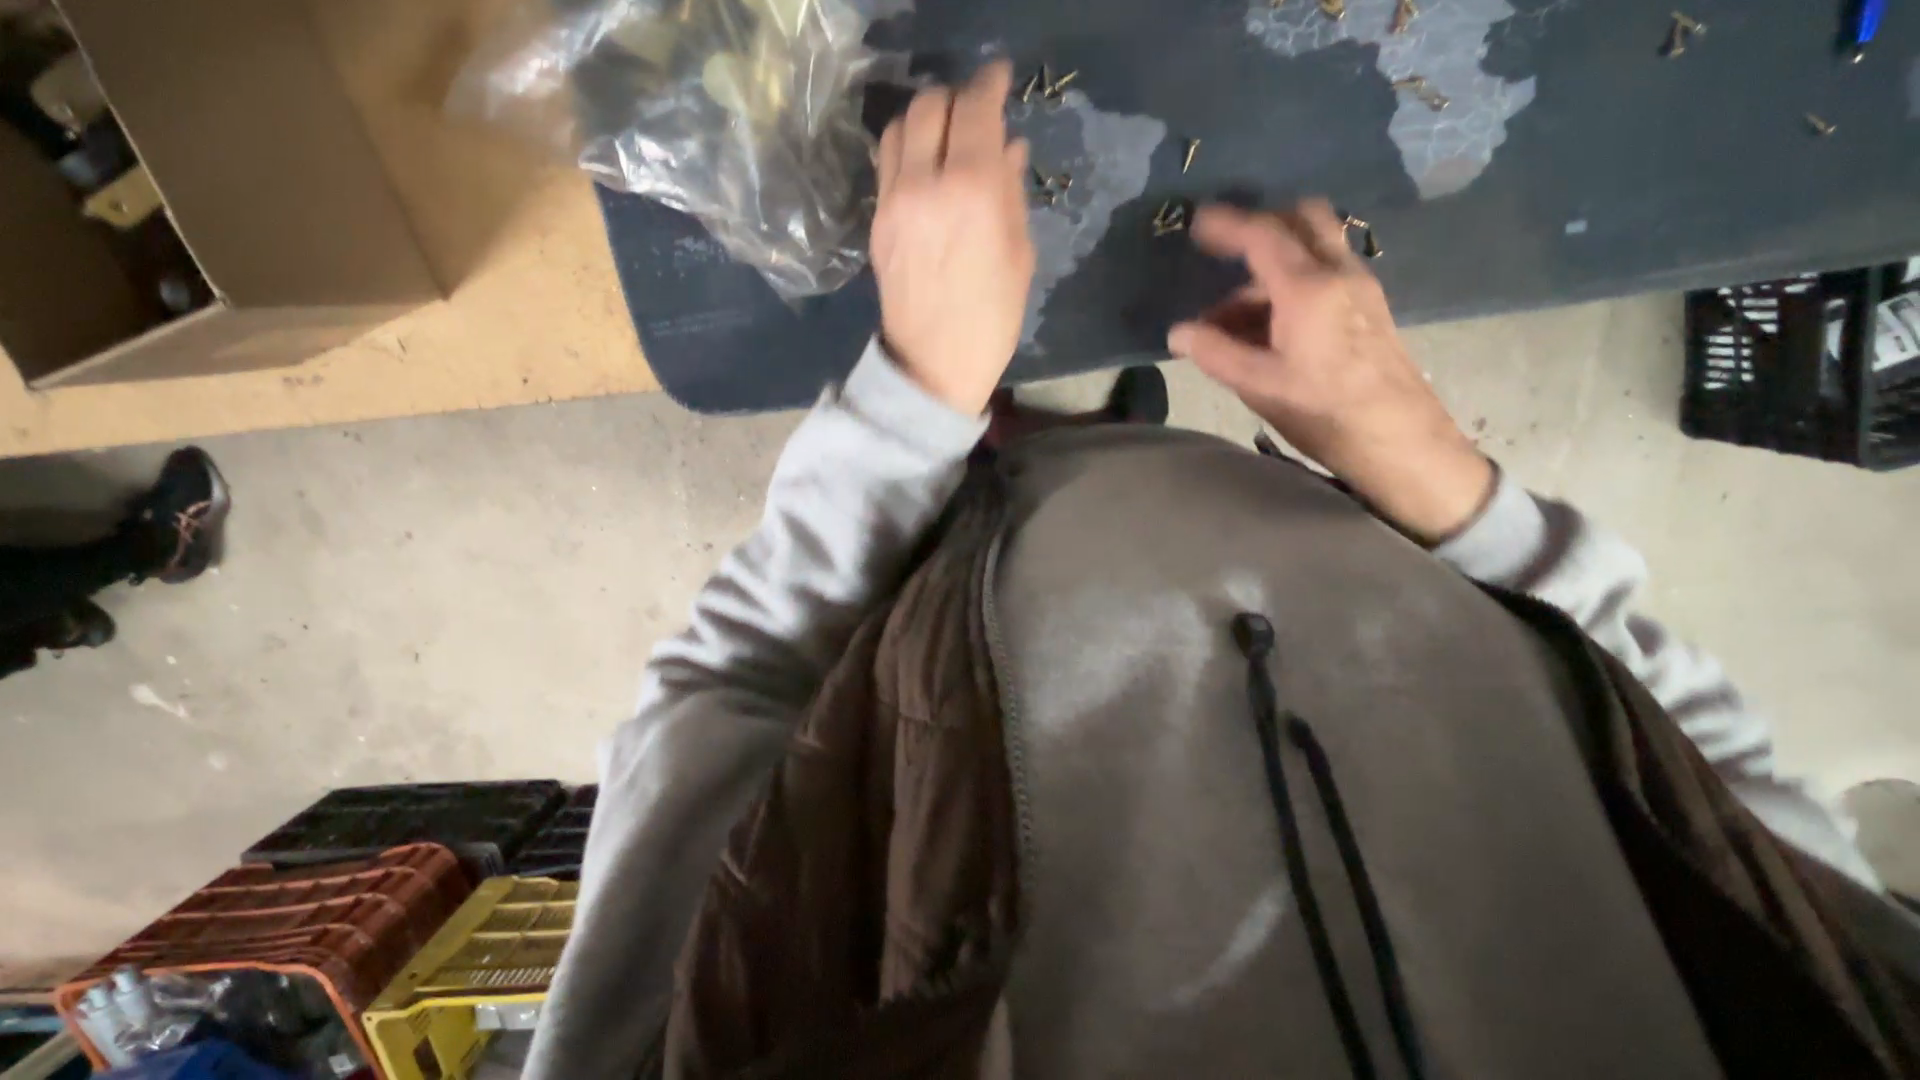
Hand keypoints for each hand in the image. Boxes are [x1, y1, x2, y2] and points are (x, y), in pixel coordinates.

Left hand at [871, 61, 1034, 414]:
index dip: (989, 84)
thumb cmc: (992, 317)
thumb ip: (1011, 191)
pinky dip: (906, 148)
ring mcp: (892, 201)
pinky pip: (886, 162)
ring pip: (899, 128)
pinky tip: (925, 164)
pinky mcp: (876, 220)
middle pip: (928, 106)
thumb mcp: (1019, 253)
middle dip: (955, 98)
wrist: (933, 365)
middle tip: (975, 111)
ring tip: (946, 133)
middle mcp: (924, 183)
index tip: (1000, 78)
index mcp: (971, 190)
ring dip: (924, 118)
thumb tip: (1007, 148)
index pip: (974, 109)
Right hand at [1168, 201, 1492, 542]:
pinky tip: (1270, 327)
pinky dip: (1294, 282)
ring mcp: (1360, 288)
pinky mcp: (1370, 309)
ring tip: (1233, 316)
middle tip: (1229, 250)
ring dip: (1274, 265)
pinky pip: (1327, 274)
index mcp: (1308, 287)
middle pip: (1304, 219)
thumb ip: (1215, 353)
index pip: (1263, 235)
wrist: (1399, 438)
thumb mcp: (1258, 385)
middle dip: (1263, 224)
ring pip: (1315, 249)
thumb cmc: (1323, 411)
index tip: (1197, 223)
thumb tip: (1179, 333)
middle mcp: (1339, 274)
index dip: (1227, 225)